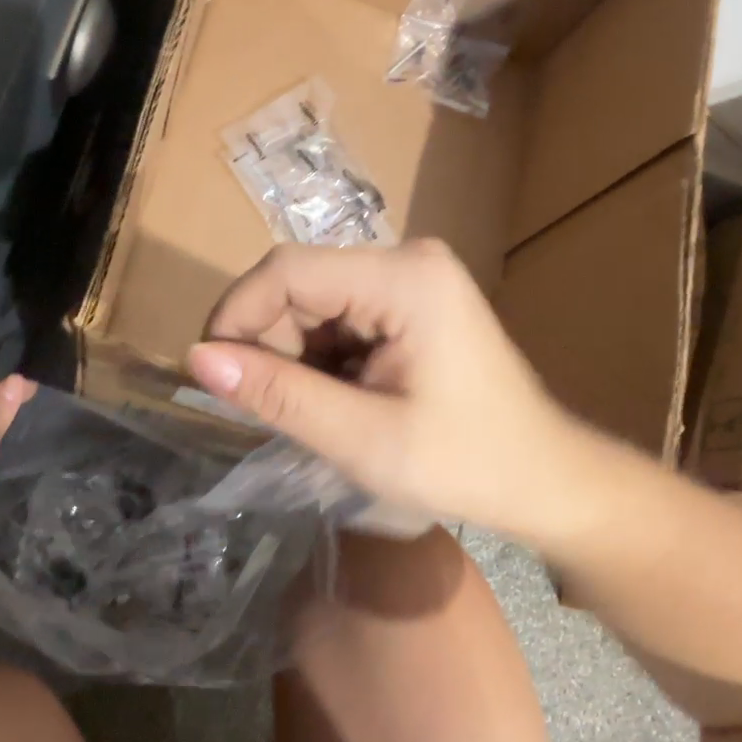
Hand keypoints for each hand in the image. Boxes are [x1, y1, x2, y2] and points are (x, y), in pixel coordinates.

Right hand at [186, 241, 610, 536]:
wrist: (545, 481)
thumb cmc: (466, 465)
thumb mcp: (362, 438)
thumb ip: (279, 395)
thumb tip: (197, 361)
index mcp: (405, 278)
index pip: (287, 270)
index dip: (236, 315)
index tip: (210, 374)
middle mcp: (407, 261)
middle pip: (299, 284)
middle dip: (268, 344)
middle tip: (269, 410)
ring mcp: (411, 280)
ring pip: (312, 304)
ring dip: (294, 358)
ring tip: (316, 415)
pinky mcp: (409, 304)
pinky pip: (338, 319)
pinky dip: (321, 361)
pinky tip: (339, 403)